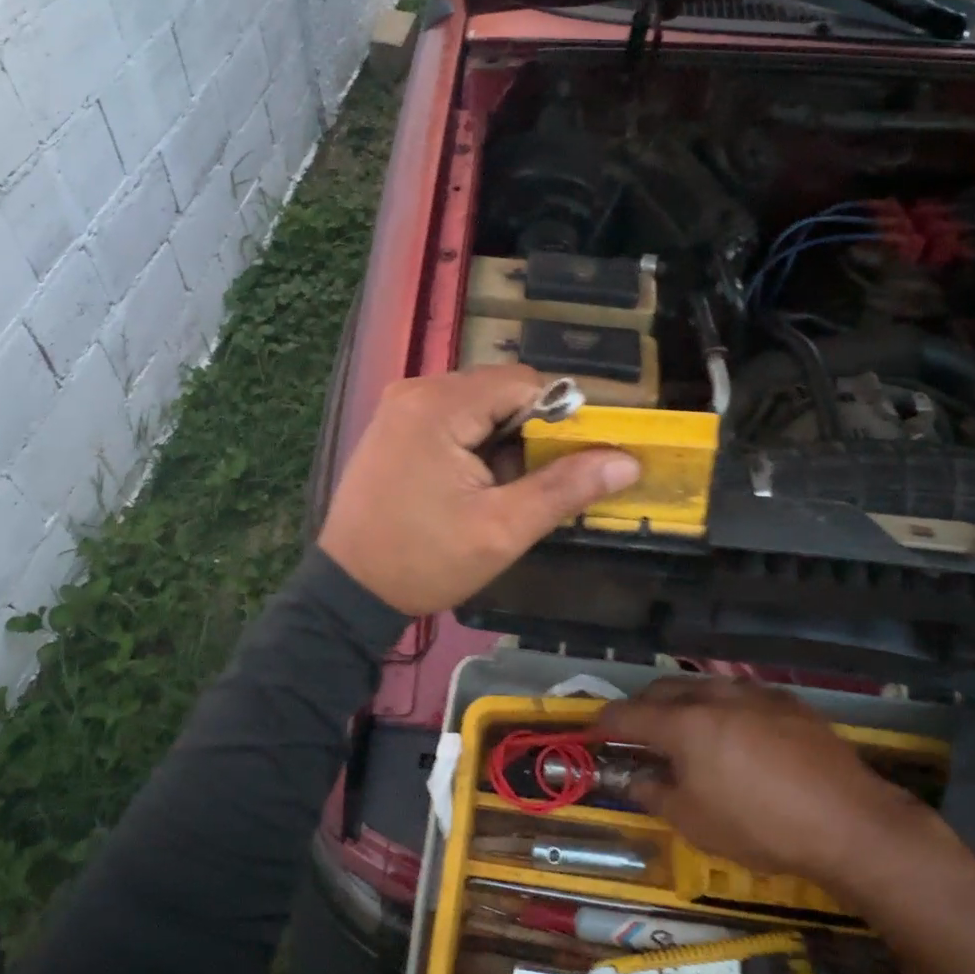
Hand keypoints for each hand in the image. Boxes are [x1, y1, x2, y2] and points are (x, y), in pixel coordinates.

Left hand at [318, 367, 640, 615]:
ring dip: (502, 443)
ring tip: (501, 494)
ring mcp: (399, 408)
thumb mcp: (502, 530)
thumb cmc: (424, 561)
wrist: (349, 590)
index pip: (523, 383)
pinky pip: (451, 420)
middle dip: (528, 434)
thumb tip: (626, 461)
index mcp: (438, 405)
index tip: (572, 461)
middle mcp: (415, 391)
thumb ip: (563, 488)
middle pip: (499, 392)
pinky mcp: (393, 429)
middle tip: (533, 486)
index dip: (560, 417)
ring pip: (477, 407)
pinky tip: (473, 487)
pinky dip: (474, 445)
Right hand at [595, 678, 947, 886]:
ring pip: (703, 685)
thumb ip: (656, 794)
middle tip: (634, 729)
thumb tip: (635, 779)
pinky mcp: (788, 701)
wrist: (848, 821)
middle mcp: (714, 697)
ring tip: (682, 724)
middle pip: (664, 689)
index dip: (605, 722)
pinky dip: (722, 705)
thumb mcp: (695, 823)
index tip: (593, 731)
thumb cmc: (760, 826)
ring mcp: (754, 694)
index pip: (629, 714)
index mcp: (683, 724)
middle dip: (642, 705)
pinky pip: (740, 694)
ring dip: (682, 700)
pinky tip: (733, 729)